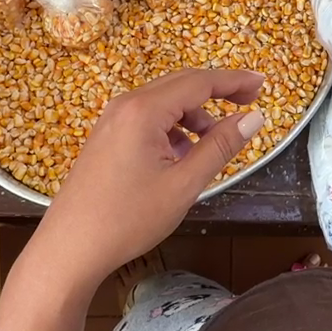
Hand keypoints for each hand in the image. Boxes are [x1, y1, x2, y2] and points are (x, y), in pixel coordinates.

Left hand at [28, 69, 266, 289]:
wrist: (69, 249)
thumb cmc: (128, 218)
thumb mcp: (183, 184)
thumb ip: (220, 146)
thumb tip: (254, 117)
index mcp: (145, 110)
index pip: (199, 82)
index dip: (234, 81)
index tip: (263, 84)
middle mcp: (126, 105)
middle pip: (181, 84)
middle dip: (218, 90)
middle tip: (250, 101)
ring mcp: (112, 120)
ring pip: (164, 102)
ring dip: (195, 114)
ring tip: (215, 142)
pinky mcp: (106, 137)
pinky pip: (148, 118)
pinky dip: (174, 127)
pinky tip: (182, 156)